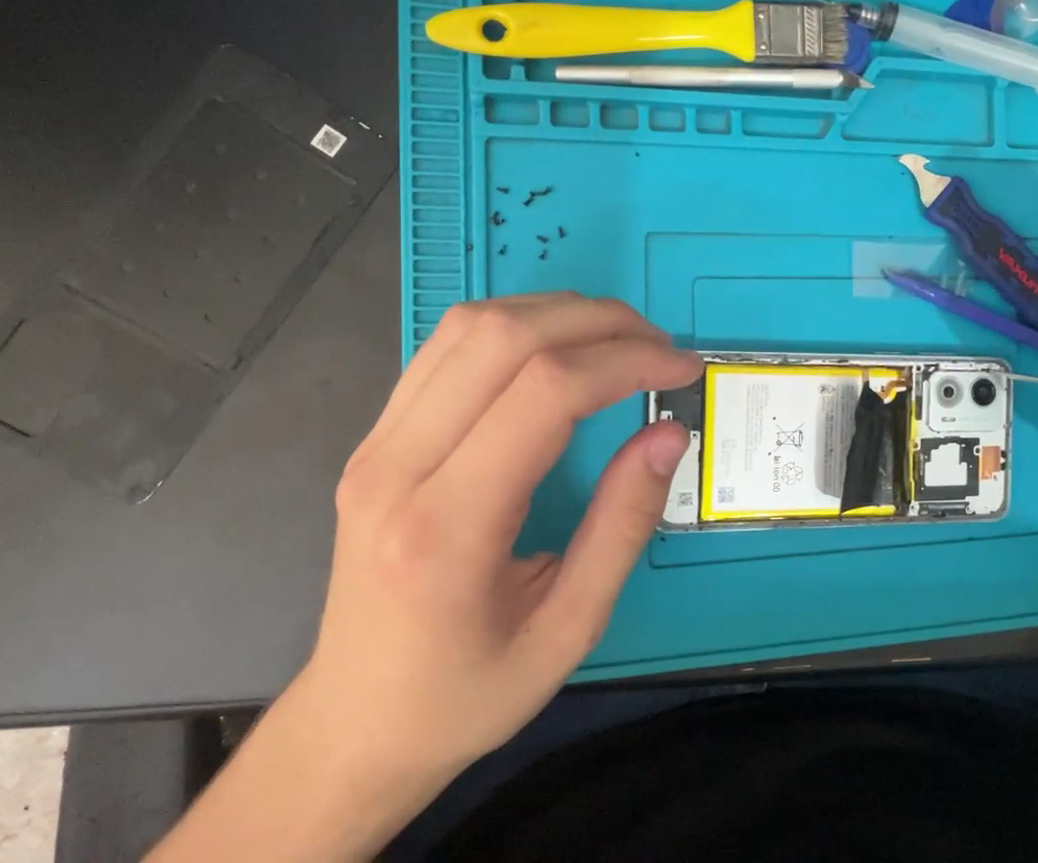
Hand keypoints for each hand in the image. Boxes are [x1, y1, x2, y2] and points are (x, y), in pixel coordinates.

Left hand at [294, 293, 700, 794]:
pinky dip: (513, 330)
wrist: (355, 725)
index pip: (545, 393)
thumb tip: (667, 434)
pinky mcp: (373, 441)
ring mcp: (374, 446)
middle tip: (658, 346)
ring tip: (617, 339)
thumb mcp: (569, 630)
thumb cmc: (466, 694)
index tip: (682, 370)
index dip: (626, 362)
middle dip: (597, 321)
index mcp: (447, 526)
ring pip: (467, 327)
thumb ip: (623, 525)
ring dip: (554, 313)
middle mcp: (397, 467)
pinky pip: (444, 351)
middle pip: (502, 337)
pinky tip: (556, 352)